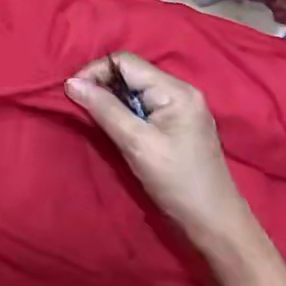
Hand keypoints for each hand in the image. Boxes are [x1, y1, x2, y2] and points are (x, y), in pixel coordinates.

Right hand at [65, 53, 257, 250]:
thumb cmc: (176, 182)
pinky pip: (145, 105)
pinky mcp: (179, 124)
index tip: (72, 92)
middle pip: (132, 73)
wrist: (214, 223)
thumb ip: (105, 109)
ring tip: (95, 117)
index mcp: (176, 90)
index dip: (95, 71)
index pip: (127, 62)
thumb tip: (71, 83)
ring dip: (113, 99)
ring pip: (137, 89)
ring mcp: (182, 107)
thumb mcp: (136, 144)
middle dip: (103, 85)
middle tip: (81, 106)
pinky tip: (116, 127)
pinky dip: (126, 111)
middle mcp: (181, 91)